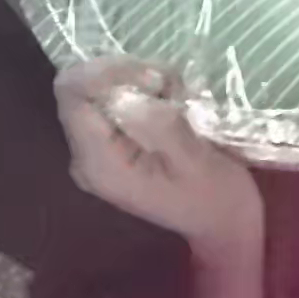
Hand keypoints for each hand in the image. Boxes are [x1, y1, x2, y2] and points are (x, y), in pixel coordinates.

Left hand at [55, 58, 264, 297]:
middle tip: (176, 87)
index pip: (73, 94)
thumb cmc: (216, 197)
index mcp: (99, 162)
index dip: (108, 72)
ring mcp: (101, 149)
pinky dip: (149, 93)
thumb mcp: (195, 161)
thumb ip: (161, 126)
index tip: (155, 79)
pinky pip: (118, 103)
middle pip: (84, 88)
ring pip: (103, 90)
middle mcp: (88, 154)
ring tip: (183, 98)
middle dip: (130, 75)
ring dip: (144, 82)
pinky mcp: (117, 144)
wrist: (225, 225)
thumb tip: (133, 92)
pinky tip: (178, 105)